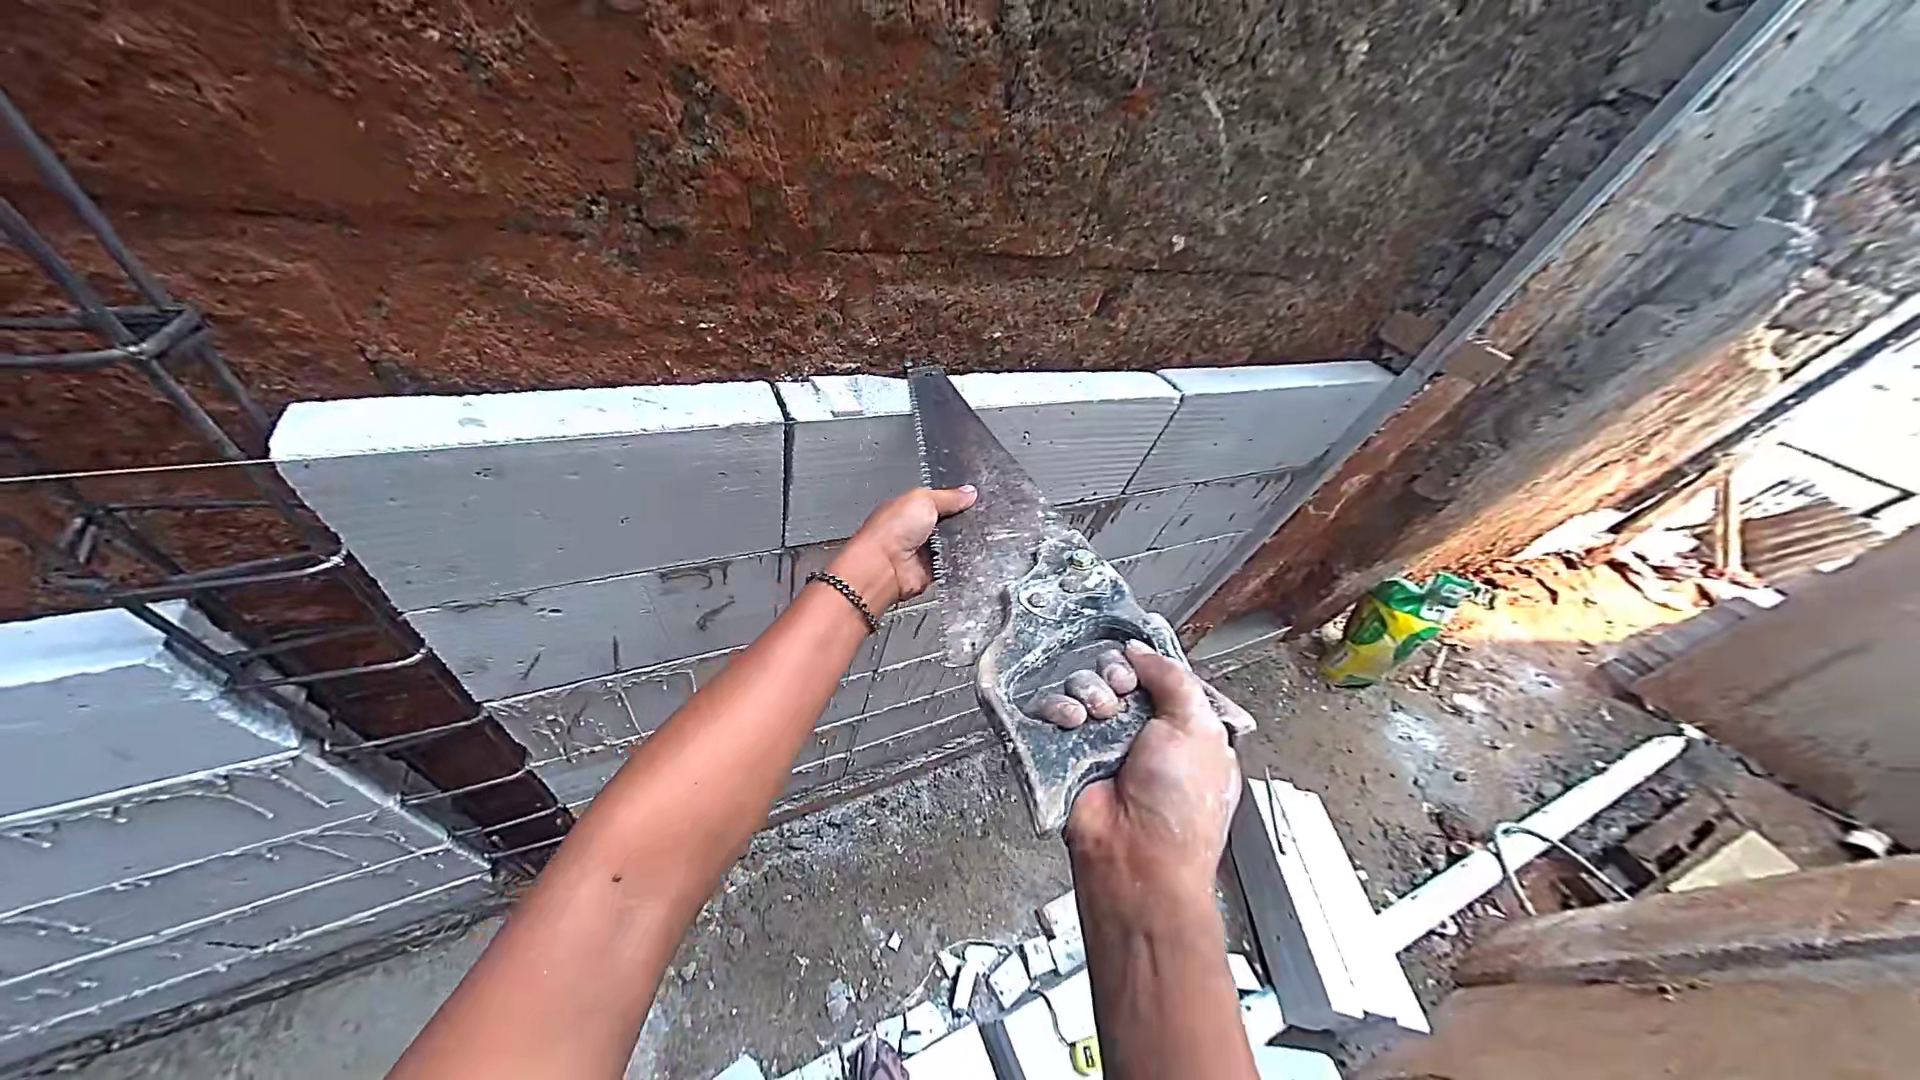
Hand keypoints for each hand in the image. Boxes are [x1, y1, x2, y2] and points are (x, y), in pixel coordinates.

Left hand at [828, 486, 977, 612]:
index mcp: (909, 508)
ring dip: (958, 541)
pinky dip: (957, 560)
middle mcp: (915, 530)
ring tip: (958, 537)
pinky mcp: (931, 571)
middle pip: (950, 523)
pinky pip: (952, 563)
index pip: (939, 501)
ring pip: (954, 543)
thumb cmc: (890, 531)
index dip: (956, 500)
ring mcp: (923, 551)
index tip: (972, 498)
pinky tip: (958, 554)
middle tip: (965, 519)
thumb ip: (948, 496)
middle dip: (959, 521)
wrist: (883, 566)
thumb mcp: (923, 499)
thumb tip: (969, 492)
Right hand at [1055, 642, 1243, 908]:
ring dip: (1088, 693)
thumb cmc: (1180, 808)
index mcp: (1178, 723)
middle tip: (1119, 696)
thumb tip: (1141, 650)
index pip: (1152, 670)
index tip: (1139, 671)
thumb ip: (1174, 678)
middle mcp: (1138, 728)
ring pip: (1082, 684)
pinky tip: (1072, 722)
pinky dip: (1059, 708)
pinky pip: (1054, 709)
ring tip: (1098, 717)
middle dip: (1114, 676)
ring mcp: (1101, 739)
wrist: (1137, 858)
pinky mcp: (1067, 751)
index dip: (1144, 663)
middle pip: (1113, 671)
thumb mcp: (1198, 729)